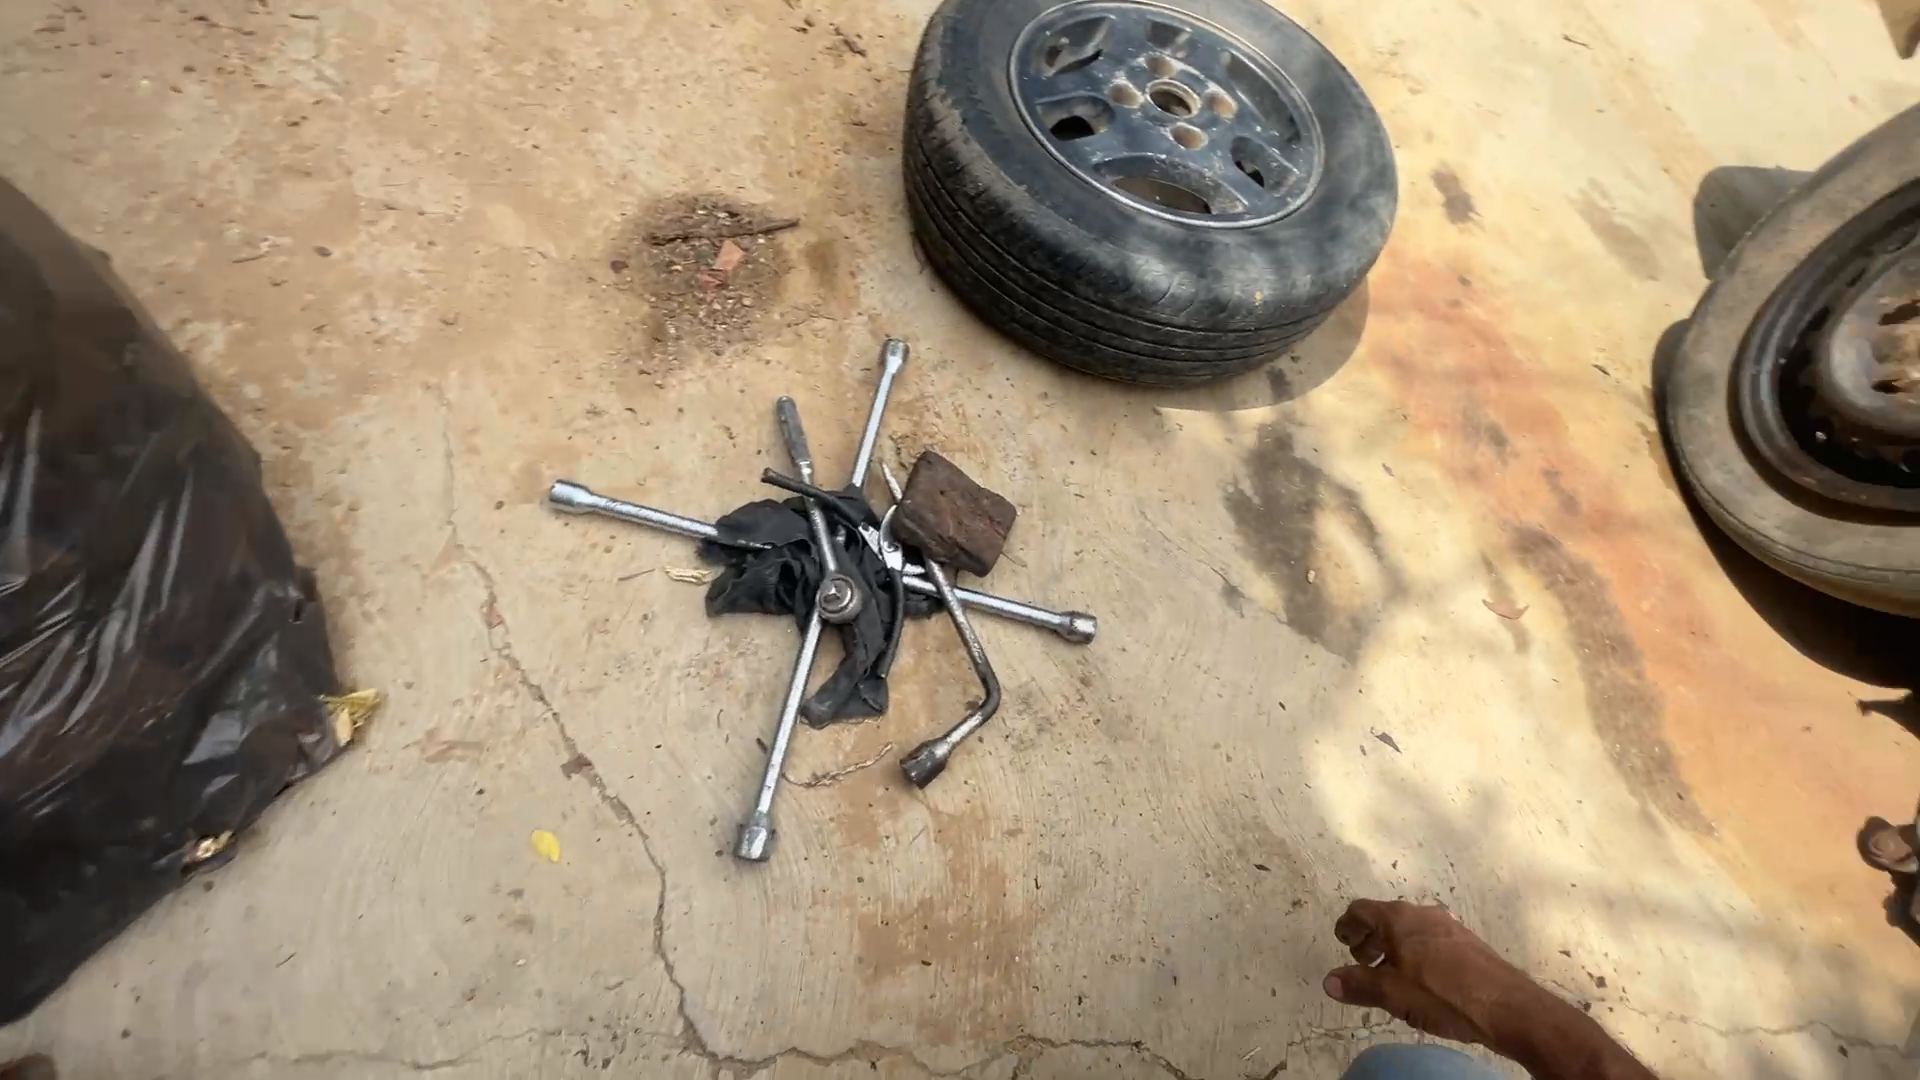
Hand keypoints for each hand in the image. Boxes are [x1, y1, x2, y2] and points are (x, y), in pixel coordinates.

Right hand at [1322, 900, 1546, 1046]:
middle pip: (1384, 918)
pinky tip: (1425, 978)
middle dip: (1370, 938)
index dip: (1347, 925)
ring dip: (1395, 946)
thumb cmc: (1442, 994)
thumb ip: (1358, 985)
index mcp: (1396, 917)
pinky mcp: (1470, 943)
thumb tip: (1328, 981)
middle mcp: (1420, 913)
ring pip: (1410, 929)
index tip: (1343, 941)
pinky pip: (1432, 940)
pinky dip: (1418, 952)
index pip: (1360, 910)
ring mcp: (1448, 926)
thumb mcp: (1393, 994)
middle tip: (1364, 960)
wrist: (1510, 1008)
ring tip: (1393, 972)